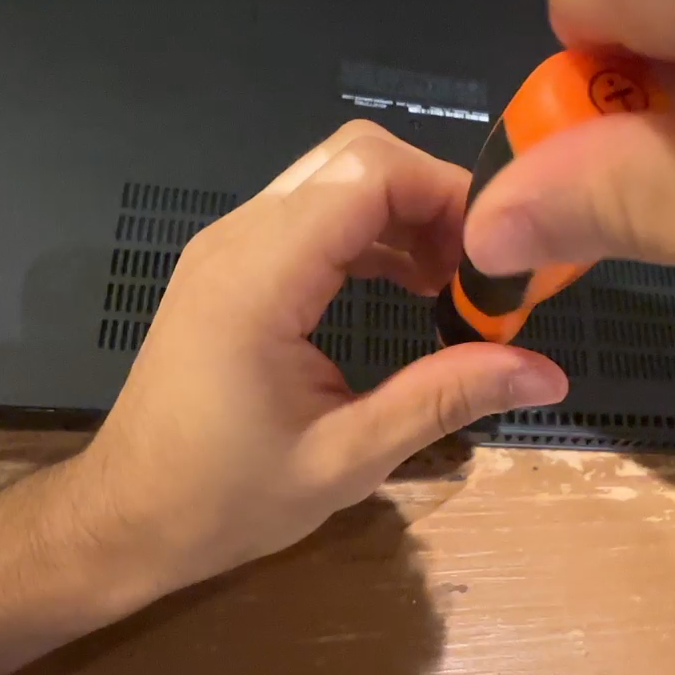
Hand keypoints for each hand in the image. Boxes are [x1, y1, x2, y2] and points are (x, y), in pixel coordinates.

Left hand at [64, 122, 567, 593]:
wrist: (127, 517)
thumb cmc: (225, 500)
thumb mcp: (347, 458)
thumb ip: (444, 398)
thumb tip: (547, 373)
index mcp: (259, 278)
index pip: (369, 173)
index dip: (449, 194)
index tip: (500, 257)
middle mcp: (239, 238)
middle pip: (355, 156)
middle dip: (433, 198)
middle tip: (479, 272)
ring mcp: (230, 245)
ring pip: (336, 179)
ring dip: (405, 215)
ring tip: (452, 284)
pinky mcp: (233, 264)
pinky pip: (315, 216)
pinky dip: (372, 235)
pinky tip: (406, 286)